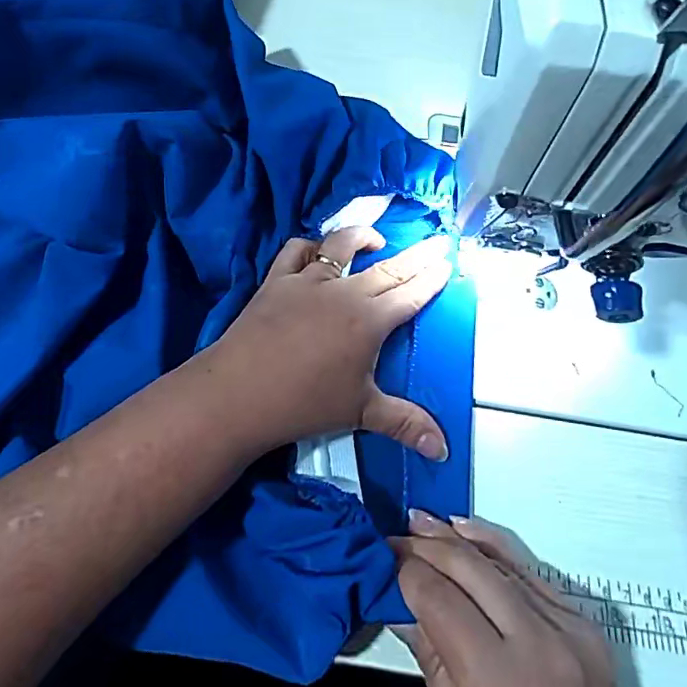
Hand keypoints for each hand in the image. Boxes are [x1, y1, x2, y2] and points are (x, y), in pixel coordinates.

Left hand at [188, 226, 453, 458]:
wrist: (241, 391)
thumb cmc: (305, 403)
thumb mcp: (360, 413)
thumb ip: (404, 423)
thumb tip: (443, 450)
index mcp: (369, 321)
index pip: (410, 294)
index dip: (431, 278)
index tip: (446, 260)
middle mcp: (343, 292)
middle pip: (387, 268)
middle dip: (416, 255)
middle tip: (435, 241)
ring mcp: (307, 281)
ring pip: (340, 246)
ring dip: (362, 237)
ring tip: (377, 240)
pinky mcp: (277, 280)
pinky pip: (296, 251)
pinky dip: (309, 247)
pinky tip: (316, 252)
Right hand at [392, 512, 614, 686]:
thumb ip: (429, 651)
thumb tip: (401, 598)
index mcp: (497, 678)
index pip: (437, 597)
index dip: (406, 572)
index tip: (386, 560)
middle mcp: (538, 645)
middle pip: (468, 568)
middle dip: (426, 548)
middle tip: (398, 539)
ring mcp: (568, 632)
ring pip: (499, 561)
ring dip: (456, 539)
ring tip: (423, 523)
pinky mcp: (585, 625)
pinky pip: (531, 572)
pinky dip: (496, 549)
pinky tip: (468, 532)